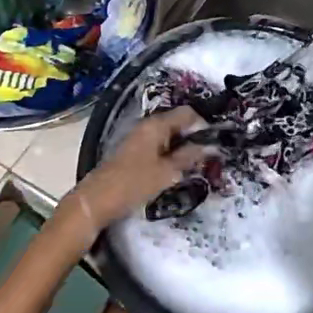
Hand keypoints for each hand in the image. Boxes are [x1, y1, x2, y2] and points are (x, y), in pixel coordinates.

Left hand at [67, 107, 209, 230]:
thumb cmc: (133, 183)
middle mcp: (148, 125)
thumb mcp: (167, 172)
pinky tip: (176, 169)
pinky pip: (159, 145)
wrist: (96, 200)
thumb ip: (190, 157)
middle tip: (209, 156)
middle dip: (194, 136)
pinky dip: (170, 153)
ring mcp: (140, 137)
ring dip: (182, 147)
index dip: (204, 125)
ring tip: (195, 164)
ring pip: (169, 135)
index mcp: (157, 124)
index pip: (188, 113)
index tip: (216, 142)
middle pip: (178, 123)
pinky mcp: (134, 150)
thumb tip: (211, 146)